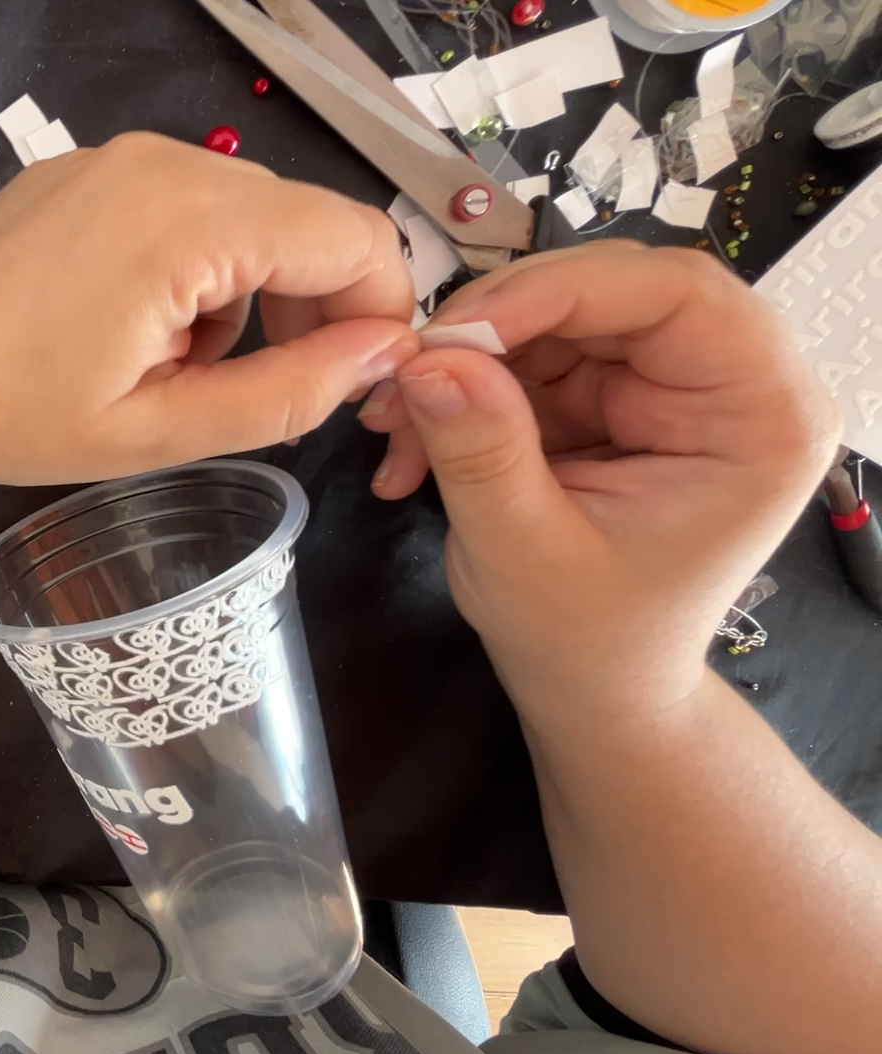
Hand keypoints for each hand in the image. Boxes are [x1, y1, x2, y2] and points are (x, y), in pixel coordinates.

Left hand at [0, 132, 417, 488]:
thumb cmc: (18, 423)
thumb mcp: (158, 431)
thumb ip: (285, 394)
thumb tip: (383, 350)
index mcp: (184, 224)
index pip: (351, 235)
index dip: (375, 309)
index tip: (348, 375)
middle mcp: (155, 162)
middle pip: (294, 221)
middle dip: (297, 307)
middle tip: (235, 386)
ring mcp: (107, 158)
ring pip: (236, 214)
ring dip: (231, 292)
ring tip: (160, 362)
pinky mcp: (74, 172)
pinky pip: (172, 204)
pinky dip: (181, 263)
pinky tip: (123, 320)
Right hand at [357, 243, 838, 720]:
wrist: (582, 675)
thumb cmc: (578, 629)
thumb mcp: (519, 544)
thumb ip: (479, 449)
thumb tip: (423, 362)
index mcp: (750, 417)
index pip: (673, 296)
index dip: (556, 294)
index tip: (446, 339)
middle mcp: (711, 386)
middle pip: (598, 298)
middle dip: (483, 334)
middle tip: (400, 381)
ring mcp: (646, 393)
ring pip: (537, 330)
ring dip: (448, 373)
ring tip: (387, 434)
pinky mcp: (590, 408)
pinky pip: (508, 371)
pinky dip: (446, 402)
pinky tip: (405, 454)